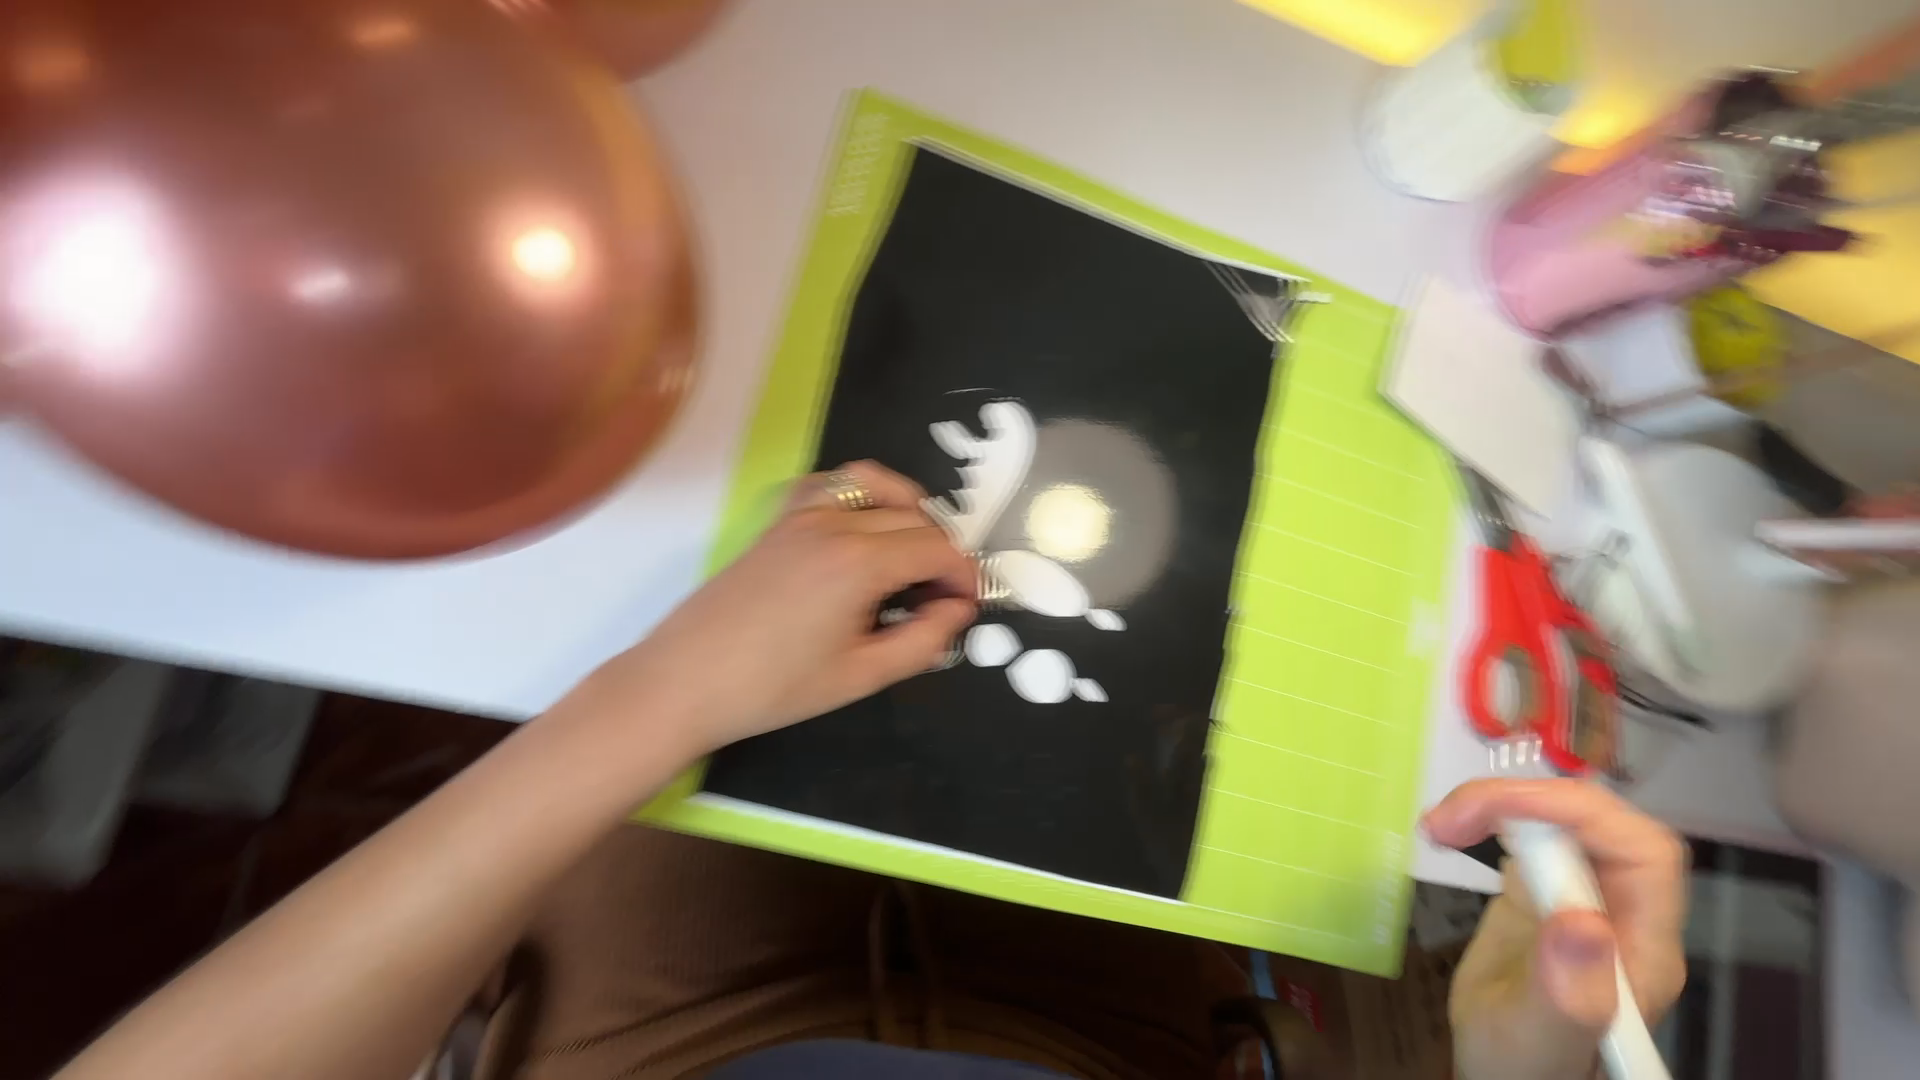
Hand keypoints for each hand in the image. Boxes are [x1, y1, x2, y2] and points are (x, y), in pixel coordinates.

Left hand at [583, 461, 976, 756]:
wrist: (686, 681)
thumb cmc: (775, 688)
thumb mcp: (862, 676)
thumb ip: (923, 641)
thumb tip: (958, 610)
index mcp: (858, 563)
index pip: (938, 548)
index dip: (965, 575)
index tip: (968, 607)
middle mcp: (834, 523)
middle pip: (915, 518)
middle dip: (942, 554)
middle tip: (940, 600)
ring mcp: (802, 513)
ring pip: (878, 487)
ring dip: (910, 514)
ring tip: (914, 557)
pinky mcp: (779, 519)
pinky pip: (832, 484)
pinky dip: (862, 494)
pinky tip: (865, 527)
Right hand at [1424, 779, 1688, 1079]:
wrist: (1505, 1076)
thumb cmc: (1523, 1068)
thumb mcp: (1539, 1042)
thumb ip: (1569, 993)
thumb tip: (1581, 921)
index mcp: (1638, 950)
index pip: (1641, 852)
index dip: (1577, 815)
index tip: (1497, 814)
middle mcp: (1620, 914)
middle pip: (1597, 821)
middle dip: (1522, 801)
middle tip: (1448, 819)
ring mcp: (1581, 897)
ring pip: (1560, 817)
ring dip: (1497, 804)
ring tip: (1439, 825)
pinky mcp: (1542, 891)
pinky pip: (1529, 834)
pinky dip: (1486, 817)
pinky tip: (1449, 831)